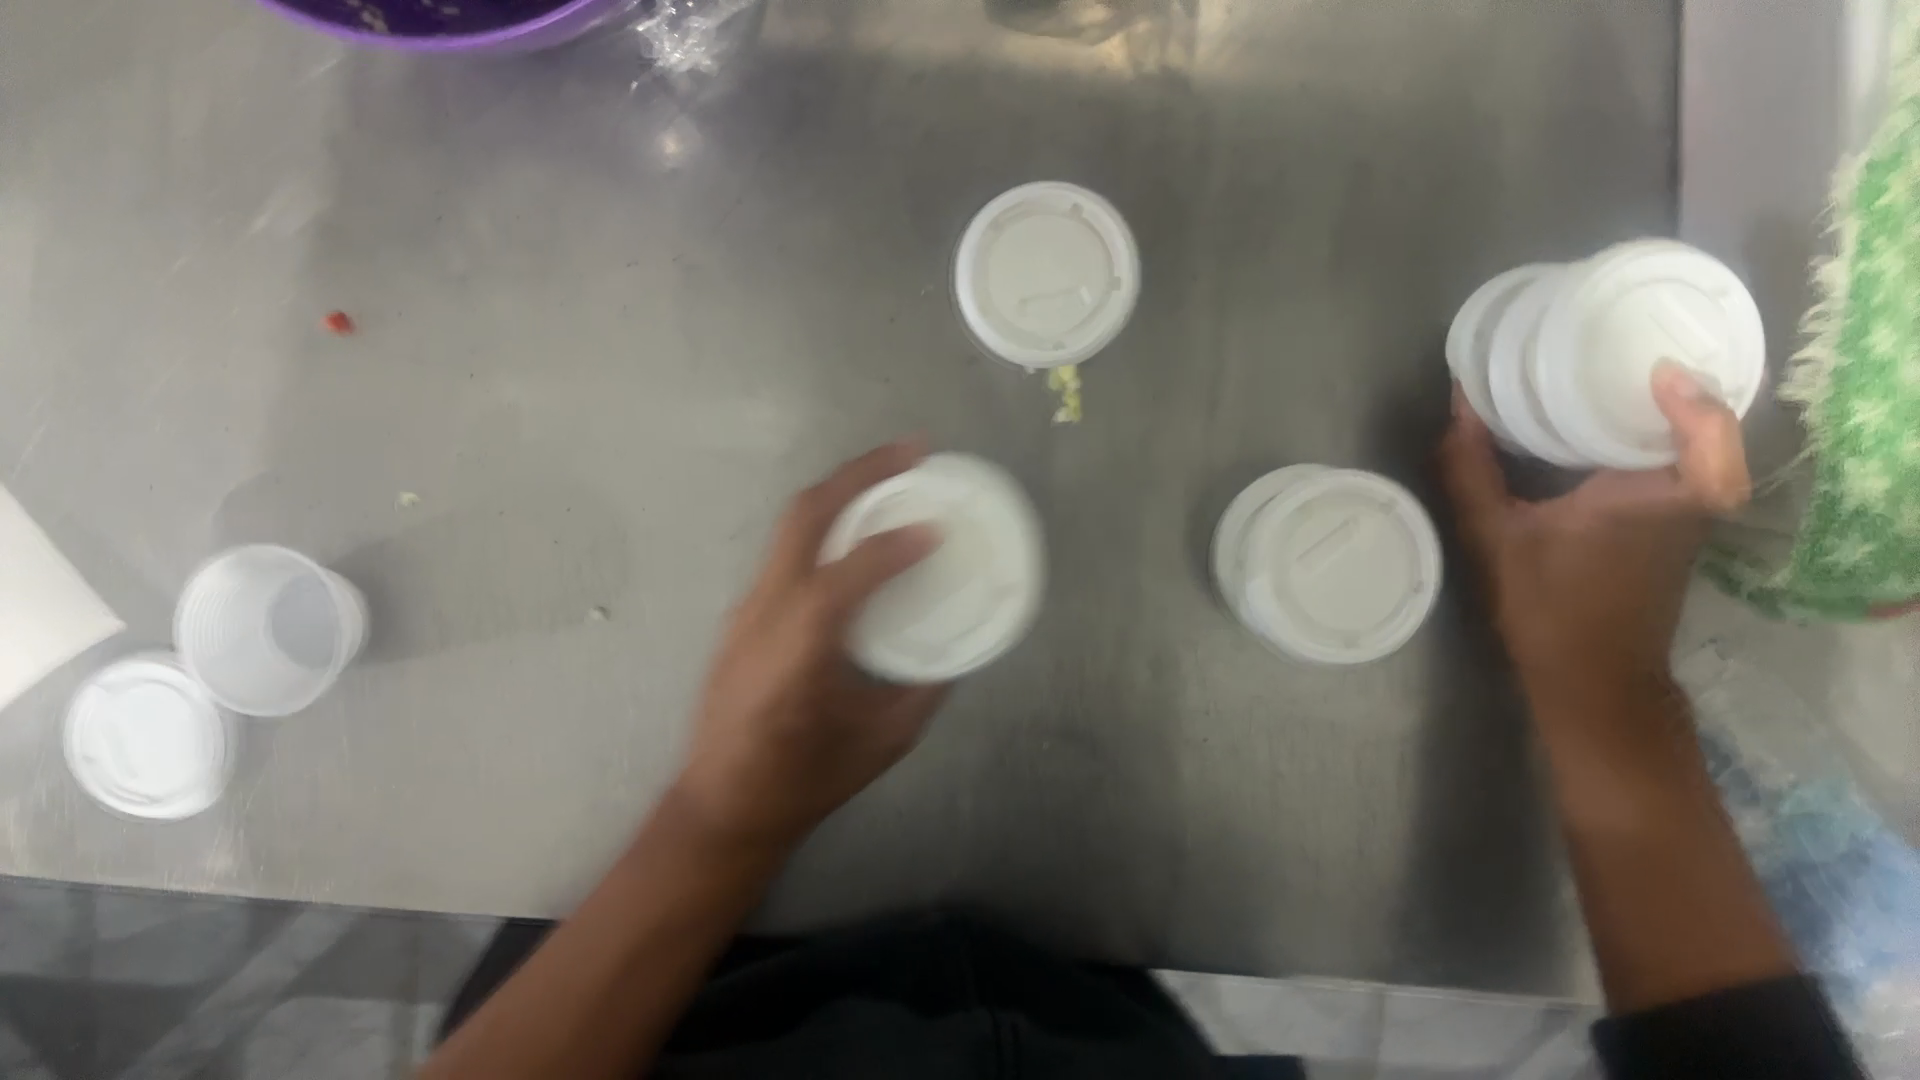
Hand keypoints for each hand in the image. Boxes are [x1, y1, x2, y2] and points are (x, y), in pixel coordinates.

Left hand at [673, 441, 947, 849]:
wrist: (720, 804)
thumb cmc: (802, 782)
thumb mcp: (882, 742)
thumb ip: (924, 687)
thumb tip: (958, 645)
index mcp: (795, 654)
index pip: (843, 578)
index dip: (892, 546)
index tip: (938, 529)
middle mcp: (763, 615)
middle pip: (805, 516)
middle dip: (861, 473)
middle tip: (915, 452)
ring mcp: (747, 608)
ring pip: (792, 523)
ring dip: (844, 489)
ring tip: (895, 475)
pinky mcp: (745, 611)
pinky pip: (790, 547)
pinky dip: (830, 520)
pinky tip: (864, 528)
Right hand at [1439, 362, 1750, 705]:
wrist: (1590, 676)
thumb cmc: (1546, 604)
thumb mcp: (1493, 535)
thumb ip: (1472, 471)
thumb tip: (1459, 410)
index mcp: (1653, 494)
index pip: (1706, 430)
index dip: (1692, 393)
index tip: (1653, 364)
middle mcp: (1684, 500)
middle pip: (1705, 429)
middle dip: (1675, 390)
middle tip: (1619, 357)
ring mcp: (1686, 517)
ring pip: (1694, 449)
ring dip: (1664, 416)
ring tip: (1608, 384)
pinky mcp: (1673, 530)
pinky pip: (1677, 469)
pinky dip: (1654, 443)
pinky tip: (1602, 436)